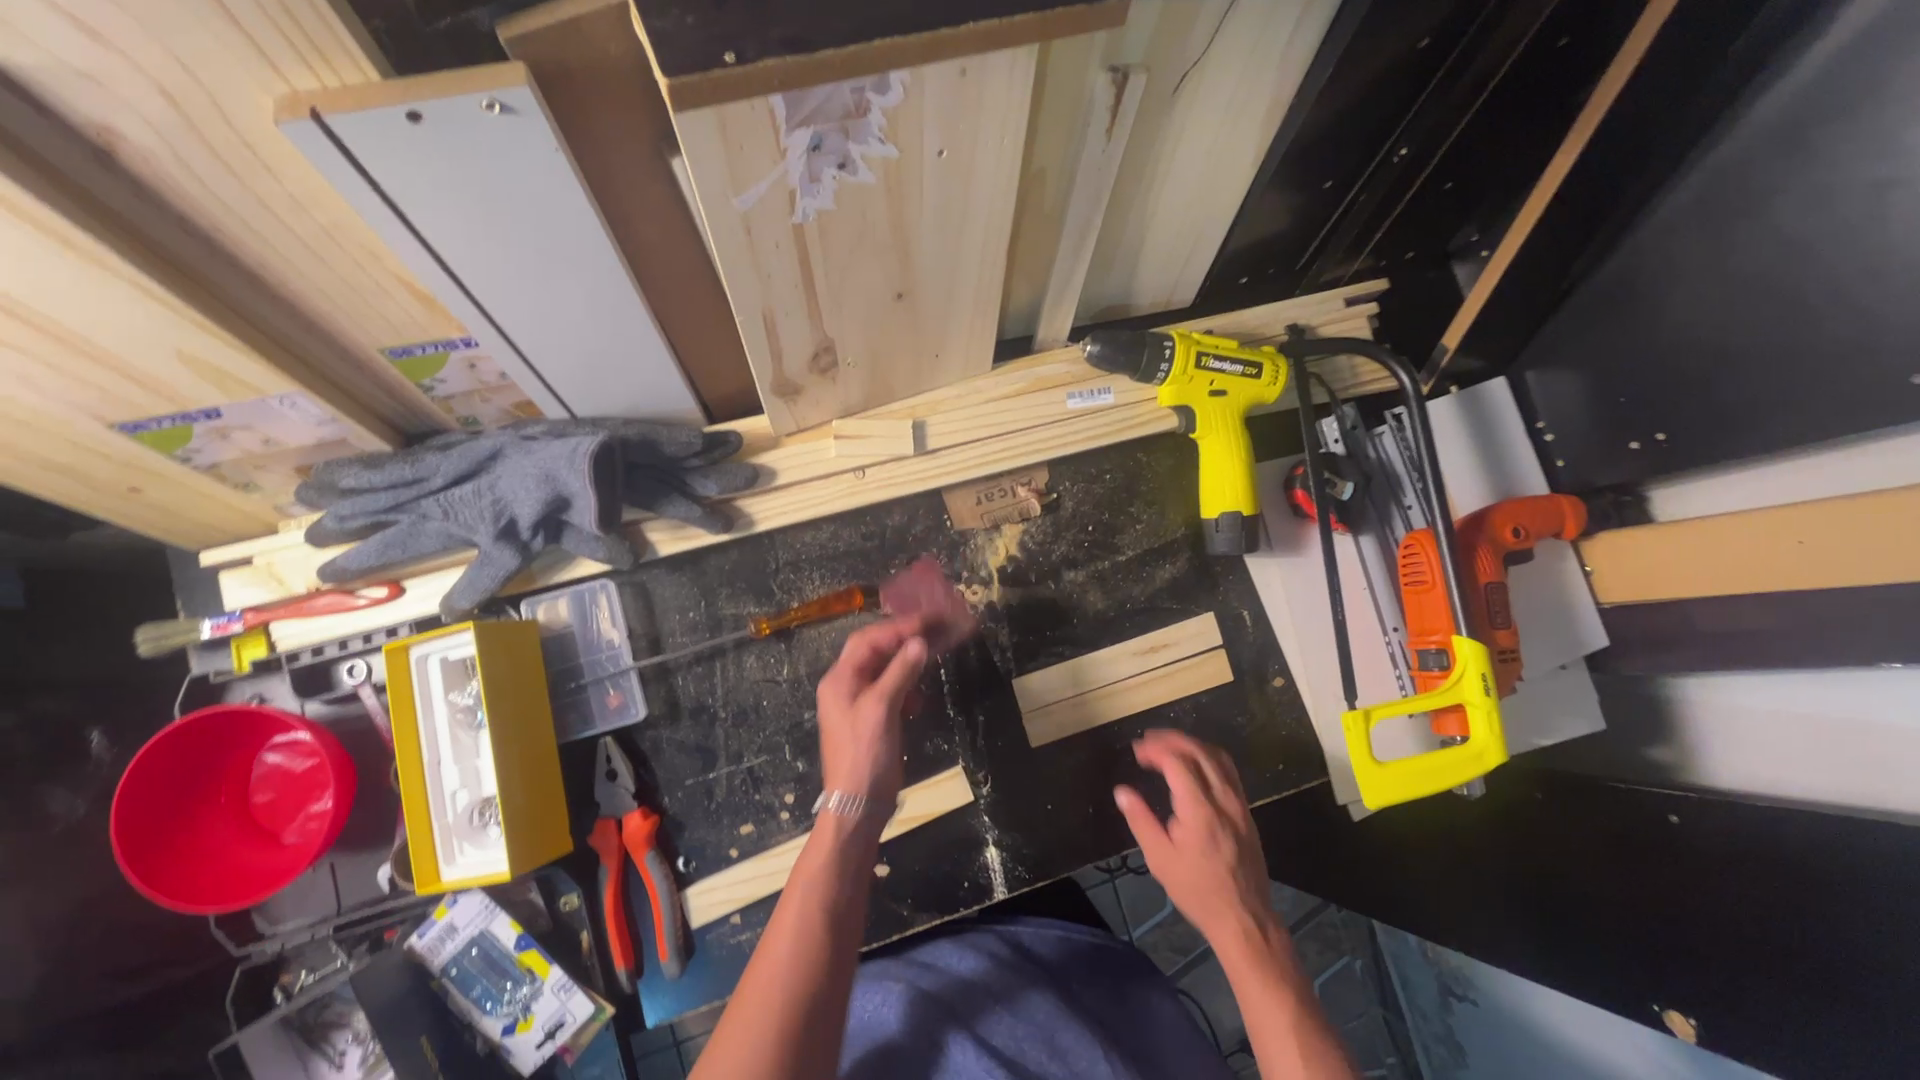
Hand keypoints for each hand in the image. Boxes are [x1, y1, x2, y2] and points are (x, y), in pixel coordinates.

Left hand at [815, 616, 928, 809]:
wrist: (857, 806)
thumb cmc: (864, 755)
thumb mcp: (881, 709)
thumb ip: (900, 673)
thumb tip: (919, 642)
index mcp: (840, 679)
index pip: (868, 640)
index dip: (897, 627)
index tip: (929, 621)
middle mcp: (846, 686)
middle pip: (875, 651)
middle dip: (904, 640)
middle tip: (936, 631)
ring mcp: (860, 704)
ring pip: (885, 670)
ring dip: (908, 662)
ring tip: (934, 657)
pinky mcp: (874, 720)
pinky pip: (892, 691)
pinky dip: (908, 687)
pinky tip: (920, 696)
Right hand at [1113, 730, 1276, 947]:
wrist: (1244, 917)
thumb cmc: (1197, 891)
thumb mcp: (1160, 859)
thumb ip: (1141, 821)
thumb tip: (1122, 791)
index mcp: (1200, 809)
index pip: (1178, 762)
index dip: (1156, 750)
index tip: (1136, 751)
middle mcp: (1223, 799)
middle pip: (1200, 752)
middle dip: (1173, 740)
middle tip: (1148, 741)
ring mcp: (1239, 804)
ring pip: (1219, 758)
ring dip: (1192, 745)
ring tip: (1169, 746)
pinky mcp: (1246, 812)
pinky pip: (1229, 772)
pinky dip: (1208, 758)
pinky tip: (1194, 766)